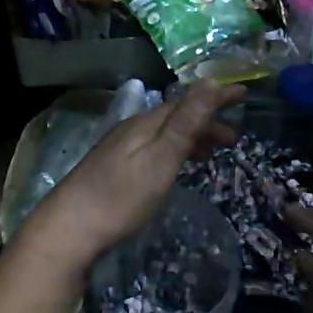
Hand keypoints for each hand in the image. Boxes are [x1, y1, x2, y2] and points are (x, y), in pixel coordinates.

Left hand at [21, 81, 243, 269]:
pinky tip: (173, 168)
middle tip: (234, 138)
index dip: (215, 98)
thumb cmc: (121, 197)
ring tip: (212, 153)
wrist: (69, 231)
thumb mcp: (160, 158)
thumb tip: (210, 81)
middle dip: (207, 122)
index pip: (187, 101)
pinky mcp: (113, 170)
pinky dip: (174, 151)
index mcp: (145, 124)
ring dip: (191, 138)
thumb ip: (185, 122)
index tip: (243, 95)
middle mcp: (132, 129)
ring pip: (163, 134)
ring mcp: (119, 149)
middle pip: (175, 117)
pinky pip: (153, 149)